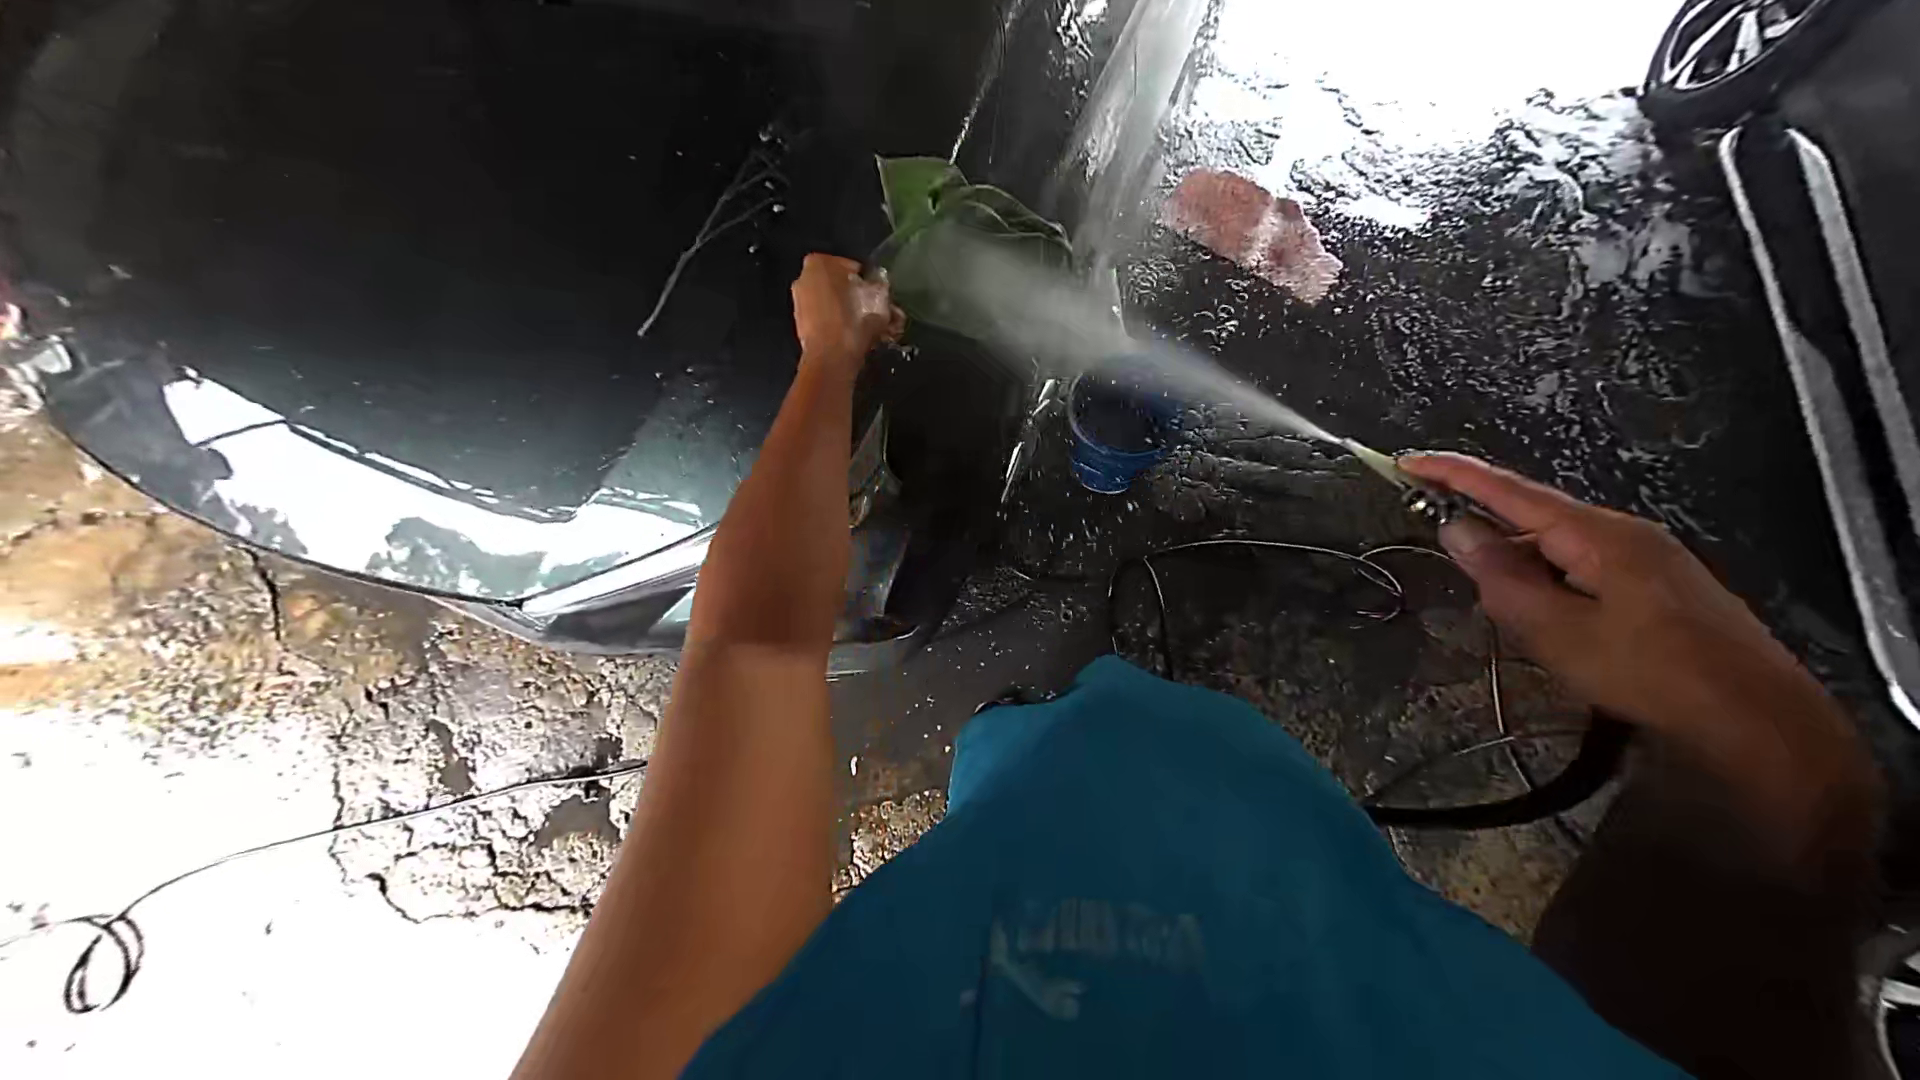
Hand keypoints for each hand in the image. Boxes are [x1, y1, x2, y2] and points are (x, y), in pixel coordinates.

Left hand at [790, 253, 902, 365]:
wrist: (830, 359)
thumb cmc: (853, 324)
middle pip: (838, 285)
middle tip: (873, 309)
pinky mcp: (799, 322)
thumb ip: (881, 295)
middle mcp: (804, 277)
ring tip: (865, 326)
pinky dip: (837, 323)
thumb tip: (886, 296)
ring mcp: (799, 300)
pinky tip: (852, 336)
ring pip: (831, 302)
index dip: (868, 282)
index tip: (878, 295)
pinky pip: (823, 317)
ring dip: (847, 311)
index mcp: (819, 263)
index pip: (852, 267)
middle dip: (855, 296)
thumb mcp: (878, 305)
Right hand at [1399, 452, 1872, 849]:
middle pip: (1529, 515)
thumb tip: (1456, 528)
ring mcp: (1642, 555)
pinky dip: (1540, 577)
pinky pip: (1574, 564)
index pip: (1507, 490)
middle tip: (1444, 552)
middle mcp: (1620, 532)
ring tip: (1502, 608)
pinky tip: (1539, 613)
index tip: (1407, 462)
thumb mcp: (1550, 626)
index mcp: (1594, 534)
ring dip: (1512, 563)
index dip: (1452, 474)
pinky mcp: (1651, 582)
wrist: (1757, 721)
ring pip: (1551, 544)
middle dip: (1482, 527)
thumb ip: (1497, 574)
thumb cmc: (1644, 671)